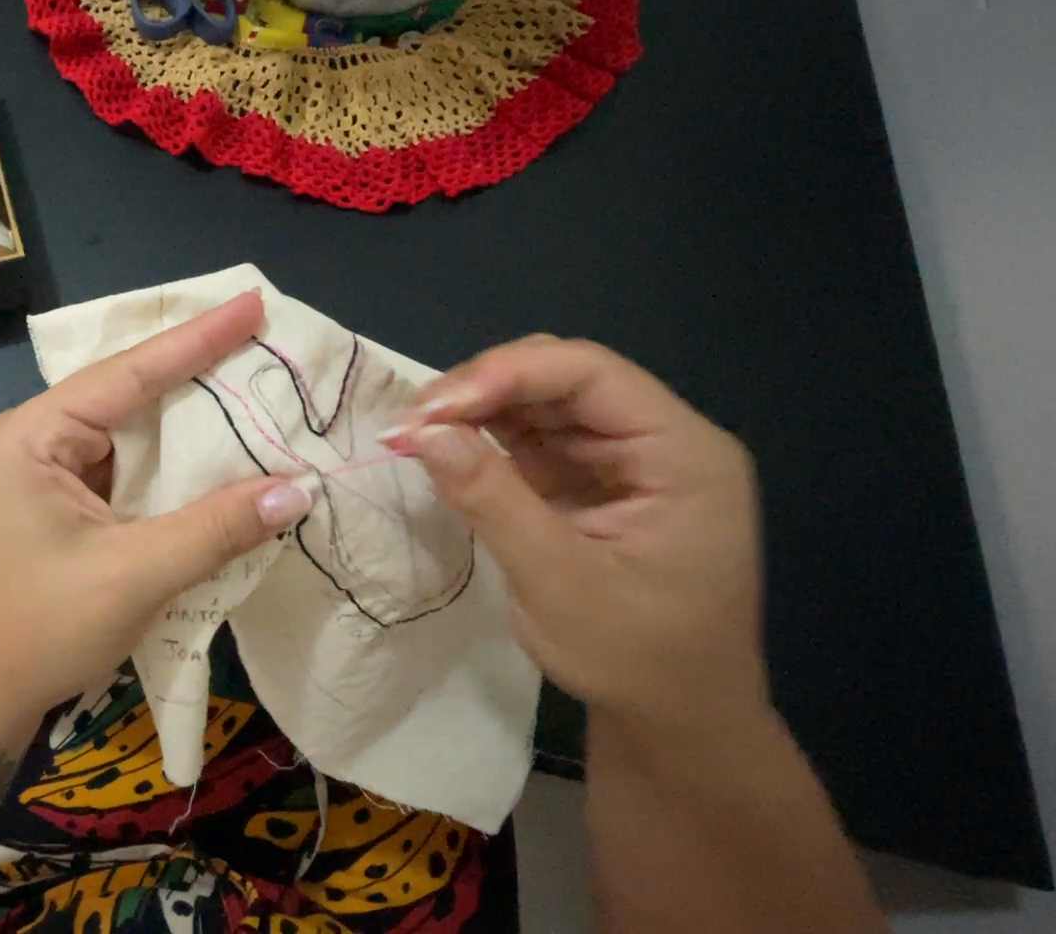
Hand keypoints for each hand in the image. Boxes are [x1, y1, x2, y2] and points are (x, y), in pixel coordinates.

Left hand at [0, 293, 314, 717]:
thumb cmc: (43, 627)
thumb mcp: (134, 574)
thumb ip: (215, 529)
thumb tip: (298, 489)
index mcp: (37, 434)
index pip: (128, 373)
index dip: (196, 339)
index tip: (250, 304)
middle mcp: (44, 437)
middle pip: (133, 390)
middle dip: (199, 369)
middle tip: (265, 338)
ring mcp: (59, 468)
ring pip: (139, 428)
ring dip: (195, 417)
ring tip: (260, 383)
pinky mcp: (76, 499)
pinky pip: (138, 465)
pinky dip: (182, 461)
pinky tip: (228, 449)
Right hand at [381, 336, 766, 731]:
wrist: (672, 718)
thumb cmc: (634, 657)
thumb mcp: (557, 581)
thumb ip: (491, 498)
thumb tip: (421, 430)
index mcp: (681, 453)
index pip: (589, 374)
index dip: (505, 374)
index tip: (431, 409)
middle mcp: (654, 439)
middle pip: (559, 376)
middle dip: (480, 388)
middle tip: (412, 423)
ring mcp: (618, 458)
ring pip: (536, 400)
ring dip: (471, 409)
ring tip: (413, 433)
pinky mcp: (584, 478)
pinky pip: (527, 436)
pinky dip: (478, 436)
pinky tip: (441, 448)